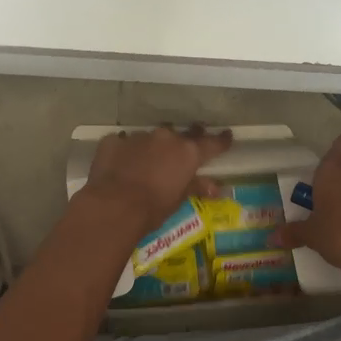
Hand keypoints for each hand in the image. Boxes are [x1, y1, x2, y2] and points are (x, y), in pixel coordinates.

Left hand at [76, 126, 232, 235]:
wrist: (113, 205)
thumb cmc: (153, 207)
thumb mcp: (179, 199)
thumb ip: (197, 187)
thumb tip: (217, 188)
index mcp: (187, 152)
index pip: (211, 143)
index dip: (221, 140)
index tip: (228, 135)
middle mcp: (166, 138)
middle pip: (182, 133)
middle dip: (188, 136)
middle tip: (190, 139)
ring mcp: (138, 137)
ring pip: (152, 137)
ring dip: (154, 146)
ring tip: (150, 159)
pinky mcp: (114, 141)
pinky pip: (124, 143)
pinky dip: (127, 151)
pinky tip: (122, 162)